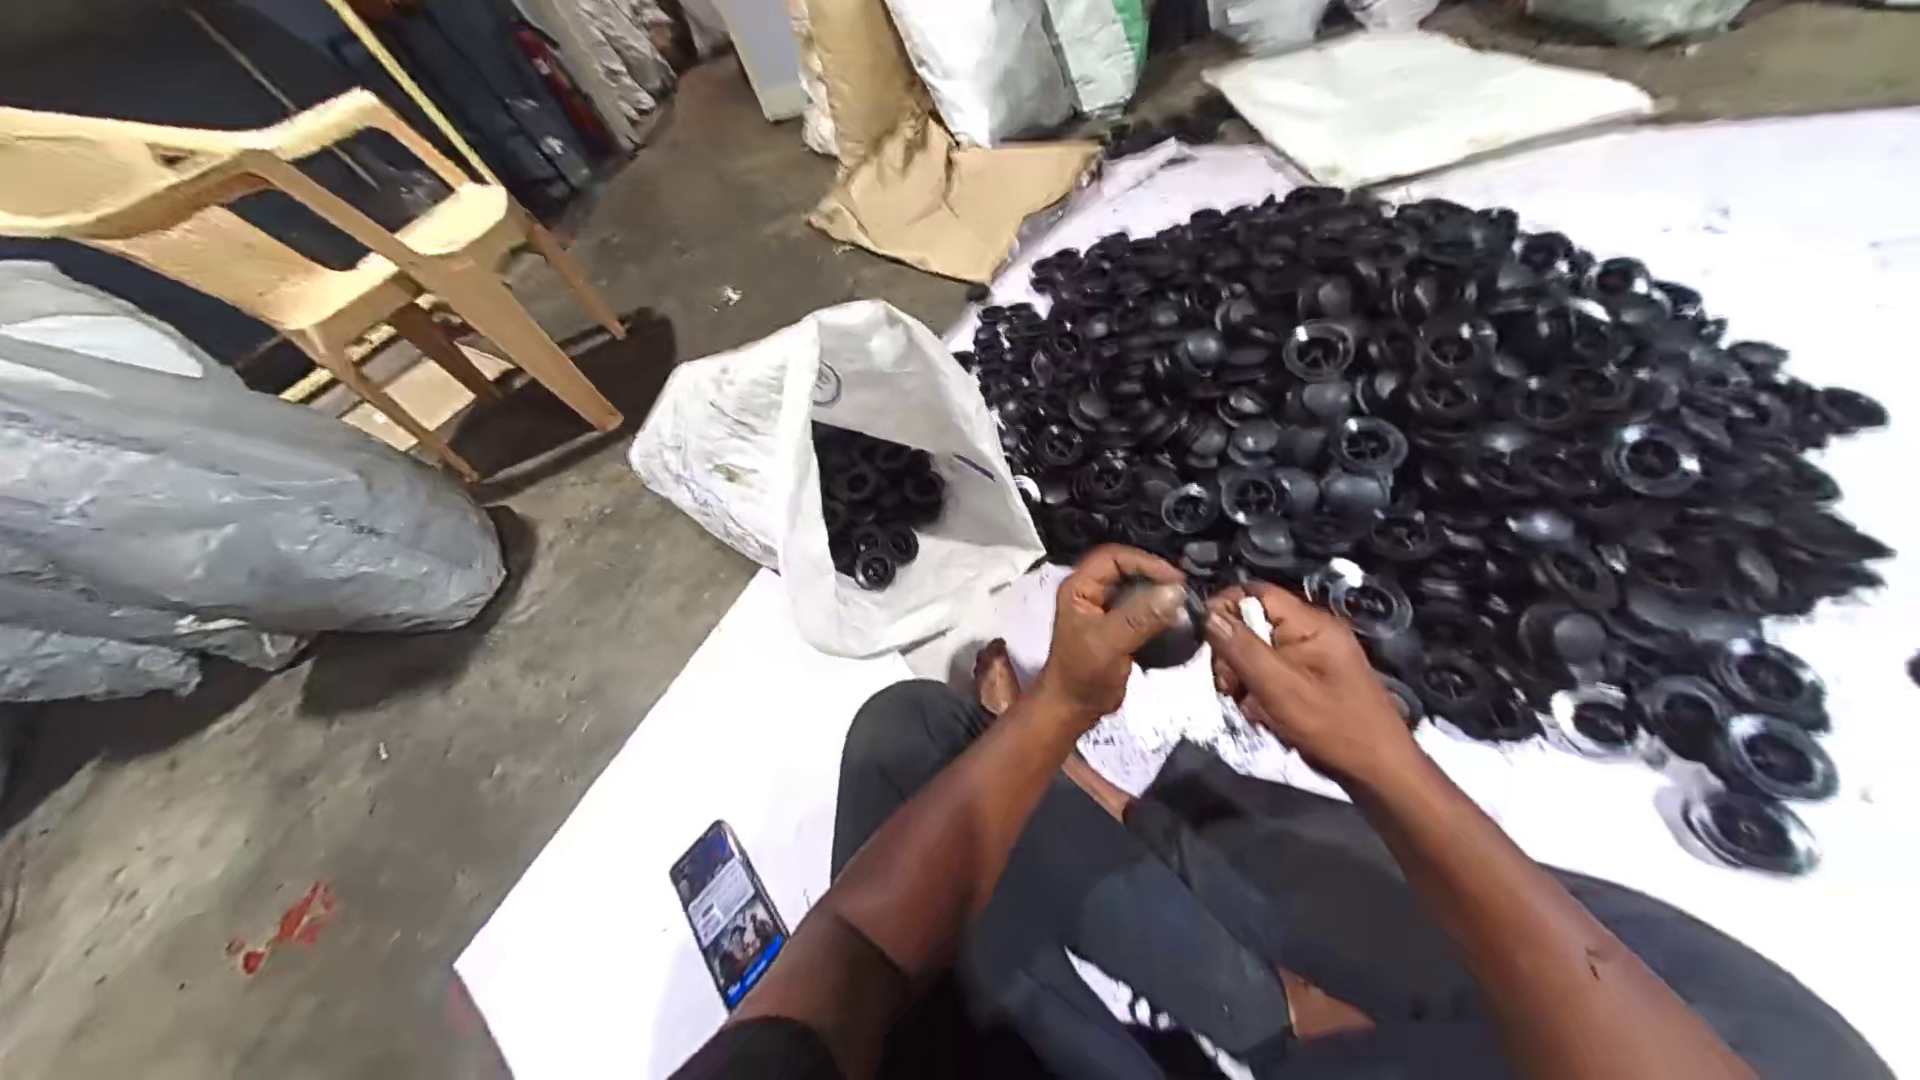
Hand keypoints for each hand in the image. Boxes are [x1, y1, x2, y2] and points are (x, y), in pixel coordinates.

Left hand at [1032, 545, 1187, 723]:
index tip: (1173, 579)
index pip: (1113, 557)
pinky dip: (1158, 609)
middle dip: (1155, 575)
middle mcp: (1090, 592)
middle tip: (1183, 589)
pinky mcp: (1118, 625)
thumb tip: (1175, 593)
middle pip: (1127, 569)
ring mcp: (1104, 609)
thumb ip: (1140, 617)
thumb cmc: (1082, 673)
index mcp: (1079, 587)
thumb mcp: (1109, 642)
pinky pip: (1141, 607)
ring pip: (1136, 588)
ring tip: (1183, 601)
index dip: (1144, 562)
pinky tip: (1175, 617)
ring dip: (1159, 592)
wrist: (1074, 707)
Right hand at [1205, 582, 1418, 786]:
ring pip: (1255, 651)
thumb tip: (1208, 614)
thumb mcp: (1280, 687)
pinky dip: (1257, 691)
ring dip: (1242, 677)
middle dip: (1231, 653)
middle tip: (1229, 685)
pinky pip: (1269, 672)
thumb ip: (1241, 647)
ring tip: (1249, 705)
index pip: (1256, 592)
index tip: (1206, 637)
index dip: (1225, 607)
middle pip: (1251, 623)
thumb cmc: (1334, 728)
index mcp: (1311, 624)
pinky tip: (1262, 712)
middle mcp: (1311, 633)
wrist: (1379, 774)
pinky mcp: (1308, 678)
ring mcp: (1311, 656)